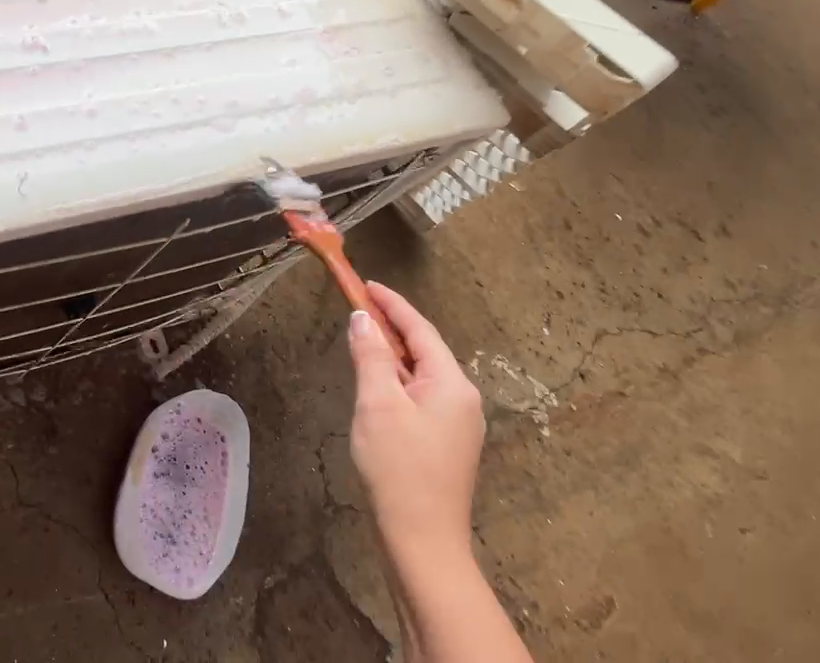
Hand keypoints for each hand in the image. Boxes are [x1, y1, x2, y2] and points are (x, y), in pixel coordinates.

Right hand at [347, 281, 484, 565]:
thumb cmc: (398, 465)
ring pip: (421, 373)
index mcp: (452, 383)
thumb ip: (370, 355)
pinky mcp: (446, 442)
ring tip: (360, 339)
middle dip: (391, 326)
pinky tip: (375, 384)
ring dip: (391, 354)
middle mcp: (463, 398)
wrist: (421, 537)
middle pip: (424, 349)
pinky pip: (420, 395)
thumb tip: (362, 317)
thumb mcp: (377, 403)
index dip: (392, 303)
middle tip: (356, 306)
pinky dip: (396, 379)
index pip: (420, 329)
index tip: (365, 282)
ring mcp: (457, 423)